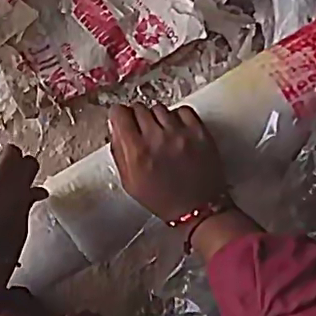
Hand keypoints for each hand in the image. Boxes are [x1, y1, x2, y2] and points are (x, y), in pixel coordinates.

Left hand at [0, 145, 45, 298]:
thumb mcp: (20, 227)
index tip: (29, 176)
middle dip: (12, 160)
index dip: (29, 168)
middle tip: (14, 174)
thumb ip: (25, 202)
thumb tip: (34, 191)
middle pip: (4, 152)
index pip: (25, 162)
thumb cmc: (1, 256)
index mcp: (10, 192)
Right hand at [108, 104, 227, 221]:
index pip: (120, 114)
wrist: (198, 208)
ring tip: (160, 134)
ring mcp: (180, 133)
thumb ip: (119, 153)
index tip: (120, 118)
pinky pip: (182, 110)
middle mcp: (158, 139)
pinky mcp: (199, 132)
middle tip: (141, 132)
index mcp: (137, 152)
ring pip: (159, 108)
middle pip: (139, 108)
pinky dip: (176, 117)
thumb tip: (115, 129)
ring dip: (156, 118)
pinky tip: (175, 130)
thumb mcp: (130, 182)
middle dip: (136, 117)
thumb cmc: (164, 199)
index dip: (118, 115)